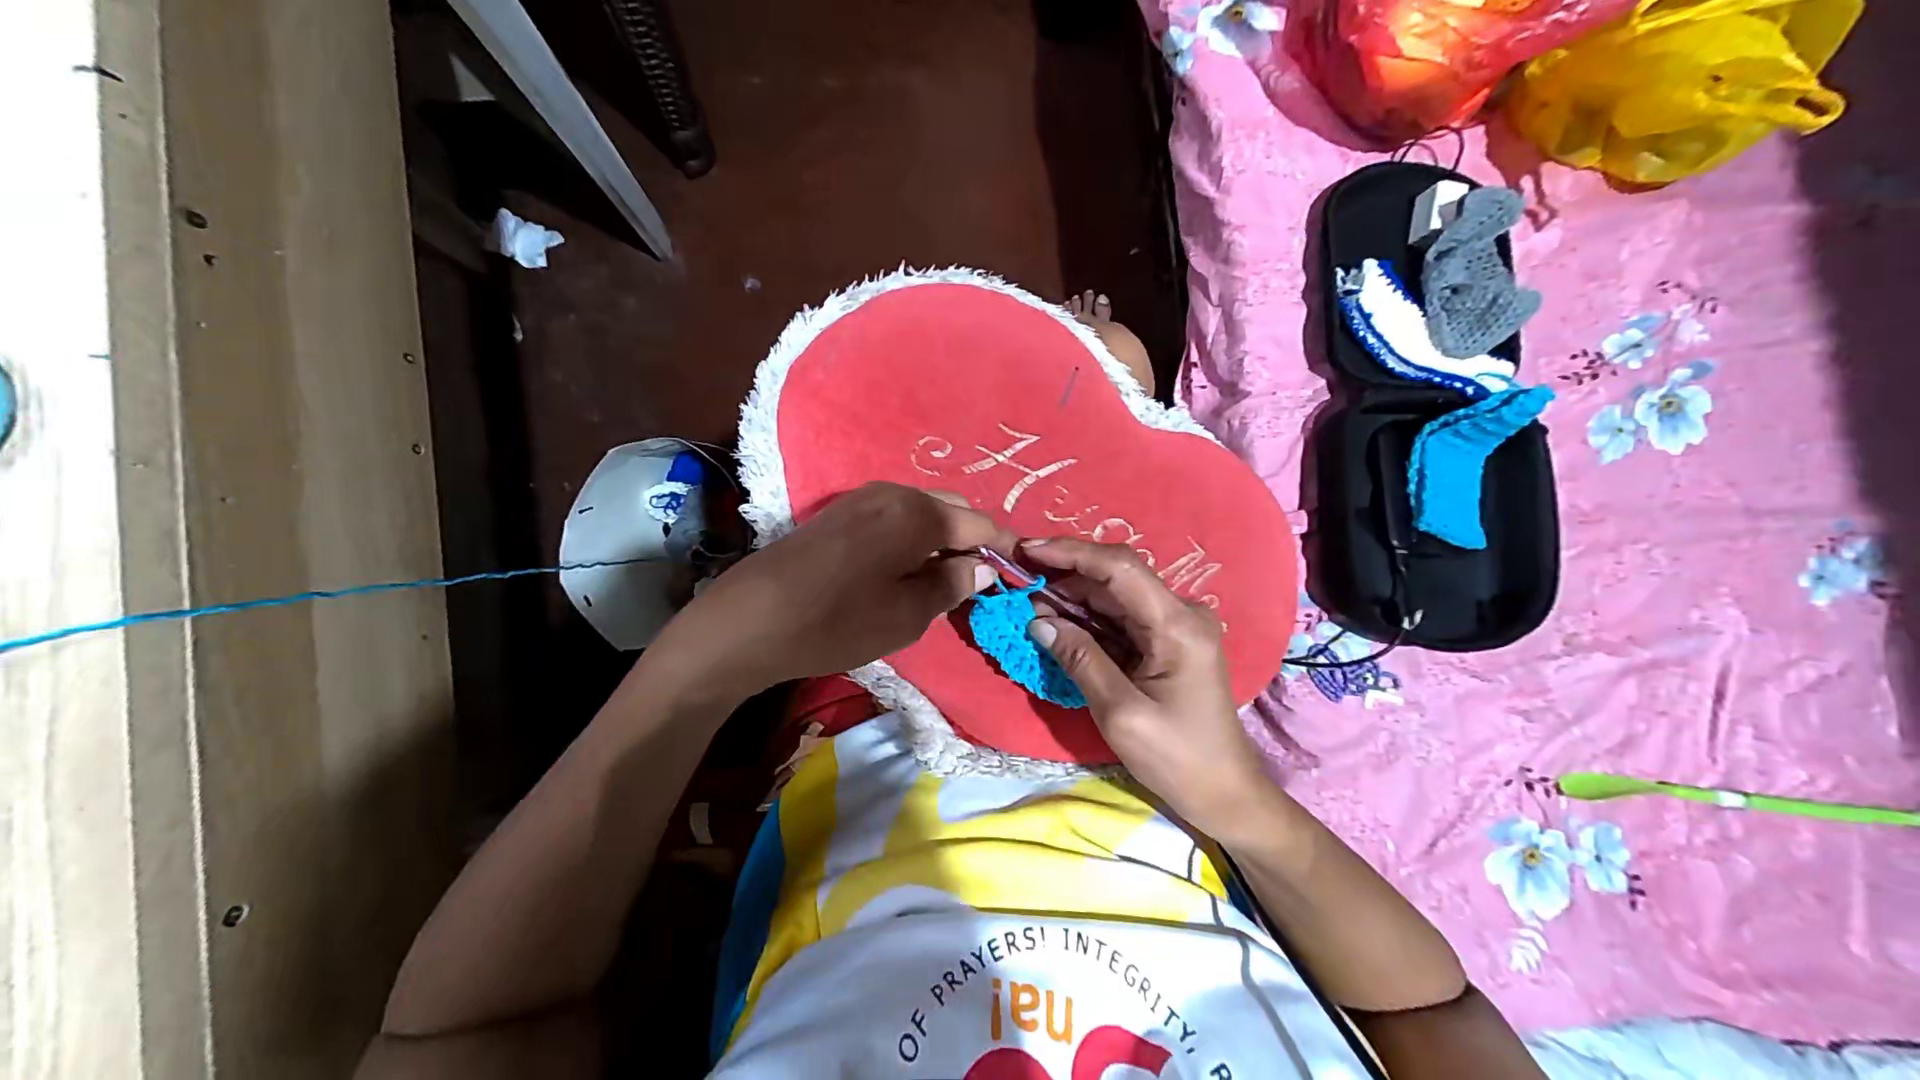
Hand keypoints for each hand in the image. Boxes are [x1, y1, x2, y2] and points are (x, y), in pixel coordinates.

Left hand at [653, 482, 1016, 692]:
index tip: (1015, 573)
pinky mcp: (838, 512)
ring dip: (939, 537)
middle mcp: (894, 492)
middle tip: (975, 581)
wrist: (750, 619)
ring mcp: (862, 498)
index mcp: (919, 513)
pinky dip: (911, 536)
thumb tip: (980, 567)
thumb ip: (951, 585)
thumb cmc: (837, 621)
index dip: (1002, 548)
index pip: (979, 523)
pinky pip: (893, 515)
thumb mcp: (907, 615)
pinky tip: (904, 566)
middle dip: (970, 539)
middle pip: (951, 508)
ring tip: (941, 577)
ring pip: (920, 510)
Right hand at [1022, 537, 1284, 842]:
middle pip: (1115, 577)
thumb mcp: (1119, 712)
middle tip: (1019, 580)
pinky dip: (1088, 617)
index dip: (1071, 552)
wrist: (1224, 791)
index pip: (1119, 567)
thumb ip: (1080, 659)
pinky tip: (1058, 620)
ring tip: (1029, 601)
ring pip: (1115, 595)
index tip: (1027, 551)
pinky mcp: (1167, 642)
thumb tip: (1039, 621)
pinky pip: (1121, 617)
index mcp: (1177, 624)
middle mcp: (1180, 613)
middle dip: (1065, 574)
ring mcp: (1176, 626)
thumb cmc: (1177, 757)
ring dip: (1072, 596)